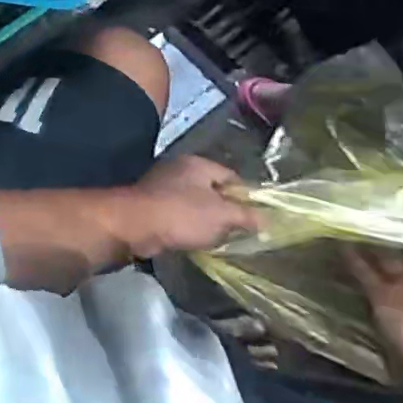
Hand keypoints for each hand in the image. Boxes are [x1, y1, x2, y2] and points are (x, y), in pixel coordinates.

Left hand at [117, 156, 259, 256]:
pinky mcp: (153, 202)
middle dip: (227, 209)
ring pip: (195, 202)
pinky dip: (189, 224)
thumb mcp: (222, 215)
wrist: (136, 224)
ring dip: (207, 219)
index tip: (258, 218)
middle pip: (213, 189)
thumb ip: (246, 216)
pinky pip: (180, 212)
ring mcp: (163, 184)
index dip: (247, 197)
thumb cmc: (182, 214)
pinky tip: (196, 238)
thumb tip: (266, 220)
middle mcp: (179, 168)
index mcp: (197, 163)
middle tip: (241, 231)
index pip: (231, 177)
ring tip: (221, 238)